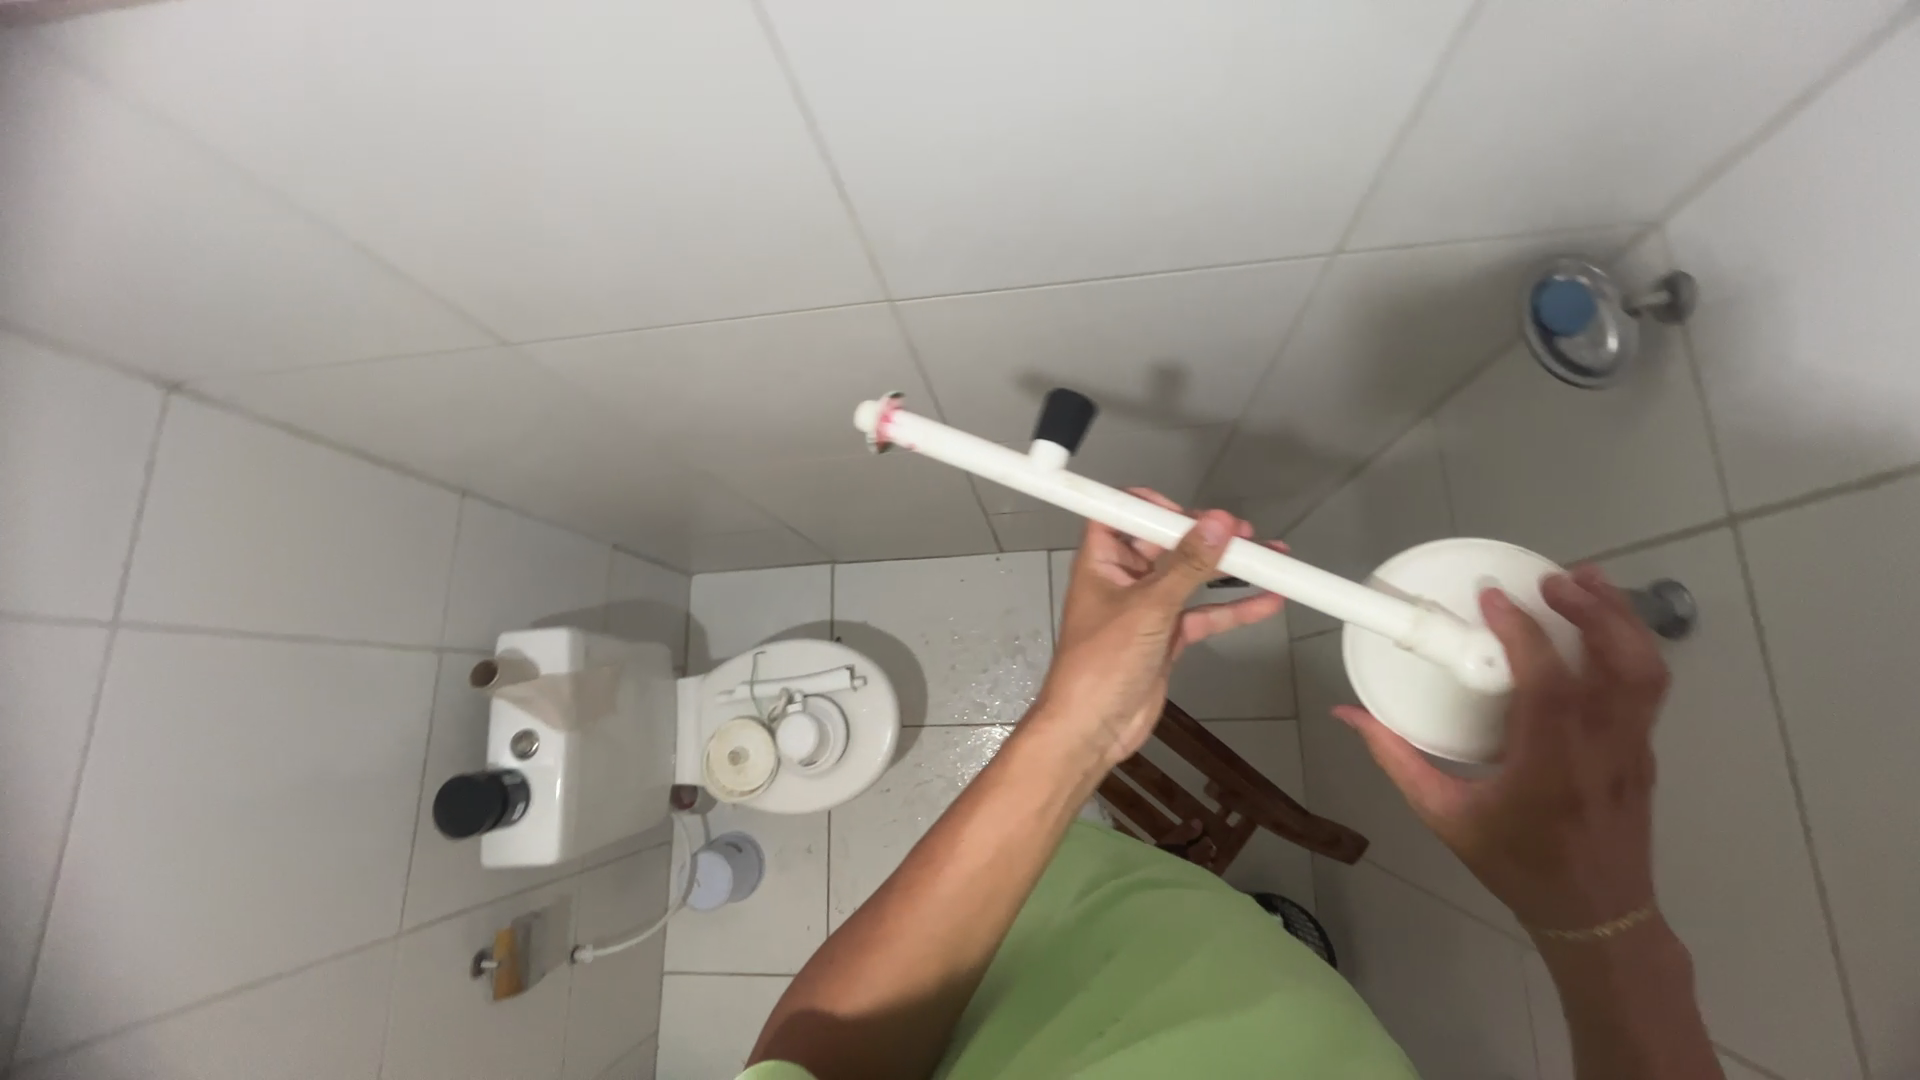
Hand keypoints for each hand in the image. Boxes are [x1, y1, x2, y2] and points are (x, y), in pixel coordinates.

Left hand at [1031, 489, 1285, 769]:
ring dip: (1226, 568)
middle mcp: (1122, 578)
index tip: (1190, 512)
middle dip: (1203, 535)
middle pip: (1164, 542)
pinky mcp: (1166, 637)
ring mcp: (1146, 608)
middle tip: (1244, 533)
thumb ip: (1186, 565)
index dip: (1152, 506)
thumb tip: (1219, 522)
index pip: (1121, 514)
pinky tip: (1269, 600)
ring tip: (1269, 555)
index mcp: (1101, 561)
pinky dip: (1232, 608)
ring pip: (1189, 577)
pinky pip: (1202, 614)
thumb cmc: (1103, 662)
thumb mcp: (1147, 608)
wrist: (1092, 729)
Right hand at [1336, 565, 1667, 933]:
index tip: (1493, 596)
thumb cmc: (1515, 863)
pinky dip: (1627, 645)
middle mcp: (1605, 747)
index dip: (1524, 632)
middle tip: (1552, 576)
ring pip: (1649, 671)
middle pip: (1625, 664)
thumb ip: (1394, 758)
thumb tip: (1346, 713)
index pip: (1549, 681)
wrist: (1598, 916)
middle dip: (1595, 611)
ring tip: (1584, 582)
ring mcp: (1634, 749)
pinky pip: (1645, 688)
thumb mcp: (1442, 813)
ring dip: (1620, 620)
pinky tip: (1596, 629)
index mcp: (1552, 762)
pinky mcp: (1644, 752)